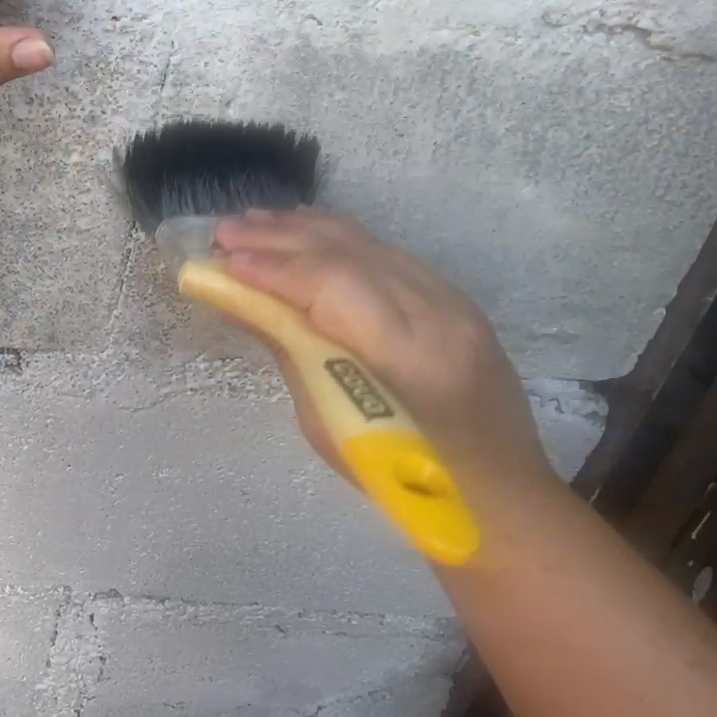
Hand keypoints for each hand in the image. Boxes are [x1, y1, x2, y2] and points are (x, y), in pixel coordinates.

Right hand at [214, 208, 559, 499]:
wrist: (495, 492)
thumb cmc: (396, 475)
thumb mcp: (327, 422)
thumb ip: (289, 349)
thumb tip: (239, 302)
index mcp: (409, 357)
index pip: (333, 286)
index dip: (273, 269)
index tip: (220, 262)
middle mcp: (437, 314)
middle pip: (348, 253)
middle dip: (278, 239)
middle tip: (220, 233)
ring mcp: (450, 300)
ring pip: (367, 243)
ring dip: (301, 230)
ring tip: (249, 224)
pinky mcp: (449, 298)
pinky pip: (383, 252)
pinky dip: (333, 237)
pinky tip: (299, 230)